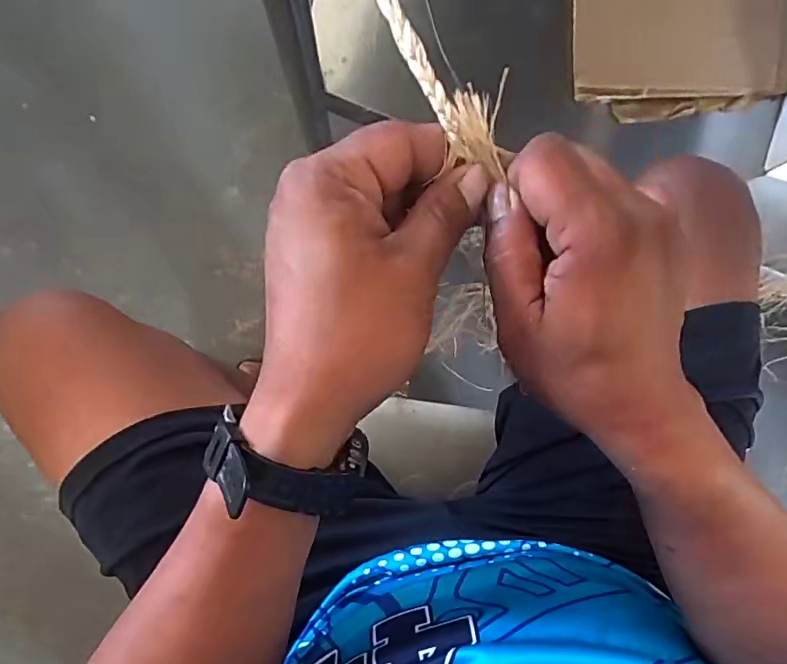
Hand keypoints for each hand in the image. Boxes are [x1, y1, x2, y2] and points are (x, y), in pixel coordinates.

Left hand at [247, 121, 489, 467]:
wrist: (308, 401)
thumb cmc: (361, 335)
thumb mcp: (413, 268)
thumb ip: (445, 212)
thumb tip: (474, 174)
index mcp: (325, 178)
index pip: (399, 139)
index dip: (449, 156)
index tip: (488, 183)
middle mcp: (303, 187)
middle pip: (382, 165)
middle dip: (430, 188)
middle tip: (472, 222)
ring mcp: (298, 221)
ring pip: (371, 199)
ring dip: (411, 217)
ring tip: (446, 246)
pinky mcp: (303, 253)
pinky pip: (353, 227)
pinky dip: (386, 237)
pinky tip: (412, 262)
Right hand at [484, 134, 694, 463]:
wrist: (640, 400)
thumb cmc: (572, 375)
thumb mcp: (516, 325)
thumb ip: (503, 249)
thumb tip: (498, 193)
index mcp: (598, 231)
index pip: (541, 155)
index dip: (515, 191)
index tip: (515, 242)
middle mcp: (639, 206)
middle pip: (569, 155)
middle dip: (541, 197)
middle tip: (541, 262)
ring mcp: (661, 212)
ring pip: (592, 171)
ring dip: (568, 208)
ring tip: (569, 268)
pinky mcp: (670, 223)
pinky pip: (617, 192)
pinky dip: (595, 217)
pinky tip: (595, 267)